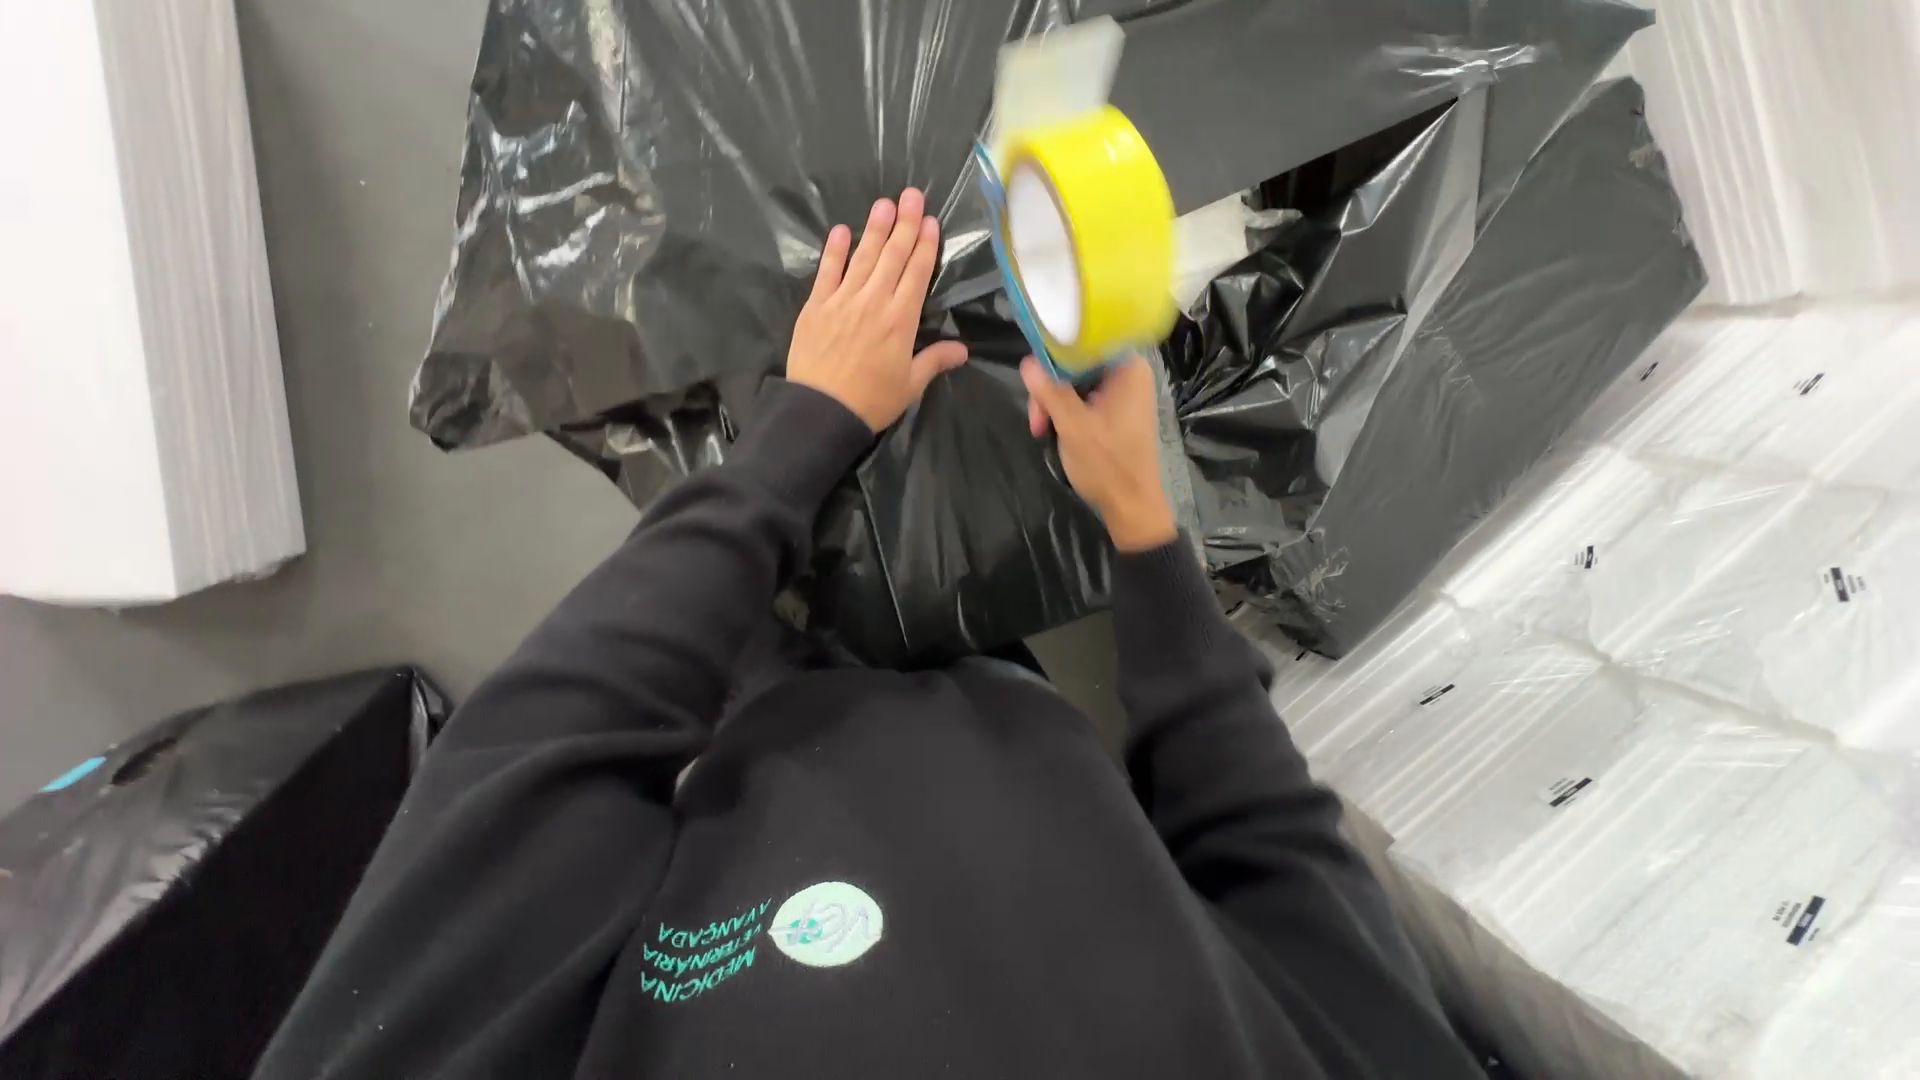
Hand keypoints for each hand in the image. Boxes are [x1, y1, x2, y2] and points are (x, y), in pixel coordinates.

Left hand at [786, 188, 968, 431]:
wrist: (822, 411)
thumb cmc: (872, 402)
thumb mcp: (910, 385)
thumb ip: (935, 361)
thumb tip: (963, 349)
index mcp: (901, 320)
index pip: (917, 273)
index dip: (925, 245)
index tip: (930, 221)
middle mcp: (874, 301)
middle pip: (893, 256)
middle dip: (904, 223)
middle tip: (912, 195)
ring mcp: (843, 300)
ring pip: (863, 257)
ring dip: (875, 228)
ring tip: (885, 203)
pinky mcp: (816, 306)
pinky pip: (827, 271)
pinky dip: (835, 250)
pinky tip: (841, 231)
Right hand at [1021, 355, 1177, 552]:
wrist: (1131, 506)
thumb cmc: (1107, 465)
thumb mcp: (1072, 426)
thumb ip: (1050, 391)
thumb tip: (1027, 362)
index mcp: (1127, 369)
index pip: (1086, 342)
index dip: (1055, 353)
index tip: (1033, 372)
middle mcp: (1128, 375)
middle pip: (1077, 364)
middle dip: (1051, 388)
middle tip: (1036, 418)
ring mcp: (1123, 395)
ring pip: (1076, 384)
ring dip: (1054, 404)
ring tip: (1041, 430)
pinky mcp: (1116, 413)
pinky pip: (1084, 399)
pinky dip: (1067, 413)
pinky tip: (1054, 431)